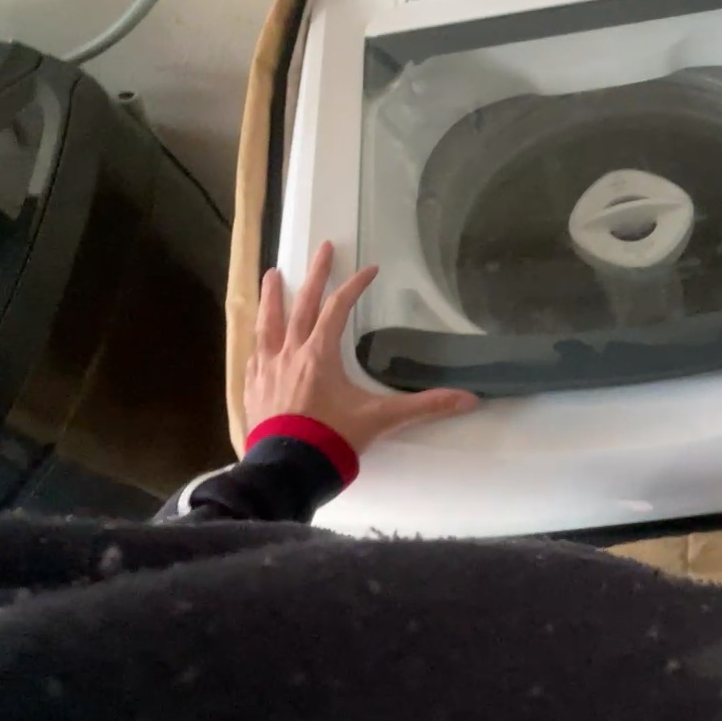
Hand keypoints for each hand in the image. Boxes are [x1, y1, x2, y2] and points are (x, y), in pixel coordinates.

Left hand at [246, 241, 479, 452]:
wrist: (287, 472)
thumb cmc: (333, 440)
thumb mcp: (382, 419)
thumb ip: (425, 406)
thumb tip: (469, 399)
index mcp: (320, 354)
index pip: (338, 308)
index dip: (355, 286)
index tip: (370, 269)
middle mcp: (290, 353)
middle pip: (302, 304)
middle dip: (315, 274)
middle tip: (323, 248)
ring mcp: (266, 370)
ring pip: (268, 323)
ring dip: (272, 296)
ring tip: (271, 273)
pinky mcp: (252, 388)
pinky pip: (253, 354)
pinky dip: (257, 339)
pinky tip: (256, 336)